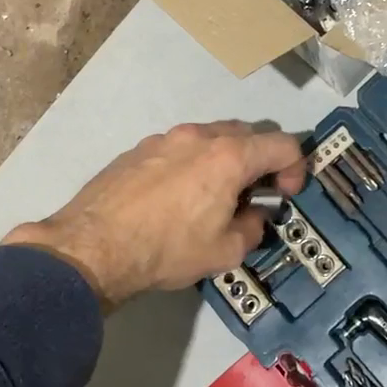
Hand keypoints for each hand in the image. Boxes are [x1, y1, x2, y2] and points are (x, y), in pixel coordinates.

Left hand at [2, 121, 304, 310]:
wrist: (91, 248)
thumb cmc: (166, 250)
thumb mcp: (225, 252)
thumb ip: (252, 228)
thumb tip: (253, 216)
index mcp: (229, 156)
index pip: (283, 145)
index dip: (296, 168)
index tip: (285, 195)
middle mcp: (199, 136)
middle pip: (248, 134)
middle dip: (260, 161)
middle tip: (254, 194)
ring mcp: (164, 139)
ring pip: (210, 138)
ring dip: (225, 160)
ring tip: (214, 196)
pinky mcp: (137, 150)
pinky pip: (179, 149)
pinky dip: (192, 165)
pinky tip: (176, 198)